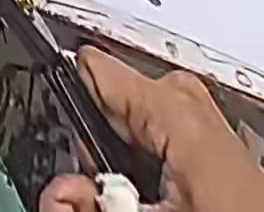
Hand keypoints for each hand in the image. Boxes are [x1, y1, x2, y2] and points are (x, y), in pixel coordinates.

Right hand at [39, 48, 263, 211]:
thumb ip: (91, 200)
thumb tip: (57, 189)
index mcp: (171, 102)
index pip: (88, 65)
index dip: (74, 116)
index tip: (85, 161)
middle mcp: (184, 94)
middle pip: (106, 95)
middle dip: (99, 145)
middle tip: (117, 193)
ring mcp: (198, 108)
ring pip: (128, 113)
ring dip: (123, 154)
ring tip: (144, 197)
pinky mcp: (206, 124)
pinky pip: (153, 125)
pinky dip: (146, 157)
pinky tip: (161, 192)